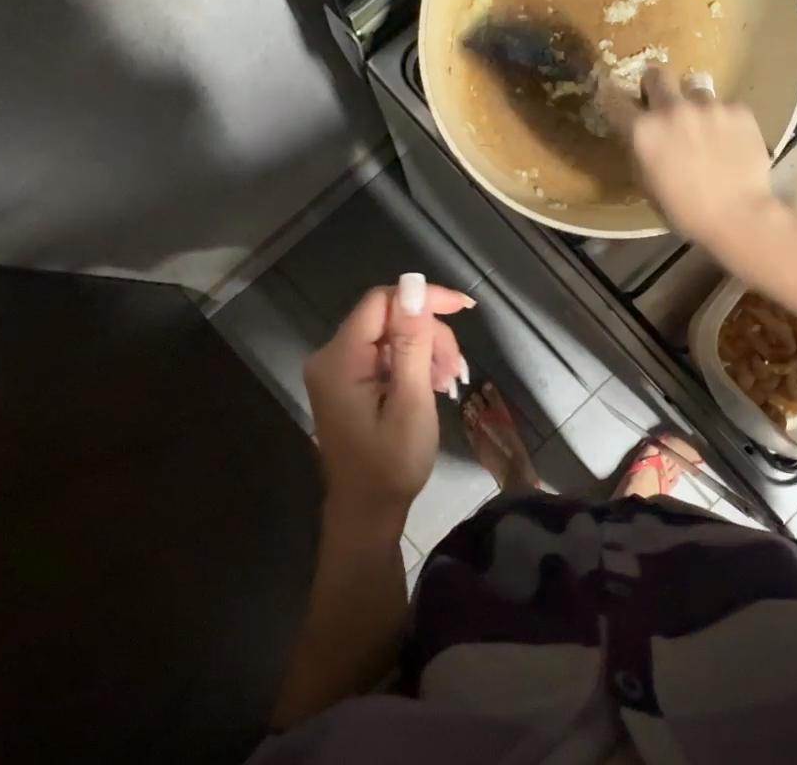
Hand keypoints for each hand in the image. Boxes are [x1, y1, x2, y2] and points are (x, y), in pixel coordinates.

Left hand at [302, 274, 473, 527]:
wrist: (366, 512)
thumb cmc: (391, 464)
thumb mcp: (410, 402)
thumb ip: (411, 341)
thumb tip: (414, 284)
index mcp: (339, 360)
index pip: (382, 302)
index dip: (424, 299)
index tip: (465, 310)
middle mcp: (331, 357)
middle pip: (388, 319)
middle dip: (429, 335)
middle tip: (457, 371)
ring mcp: (337, 370)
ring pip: (391, 336)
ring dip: (426, 352)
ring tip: (449, 383)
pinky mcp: (347, 383)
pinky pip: (384, 356)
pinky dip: (412, 366)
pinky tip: (433, 386)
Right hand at [629, 66, 782, 252]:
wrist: (738, 216)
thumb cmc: (685, 211)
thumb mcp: (647, 185)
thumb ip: (641, 152)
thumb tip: (642, 137)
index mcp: (643, 131)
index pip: (614, 99)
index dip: (613, 98)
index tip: (617, 100)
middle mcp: (673, 110)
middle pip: (657, 74)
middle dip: (655, 85)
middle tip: (661, 102)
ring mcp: (709, 106)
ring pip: (695, 89)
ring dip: (694, 104)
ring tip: (704, 128)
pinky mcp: (739, 110)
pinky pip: (725, 107)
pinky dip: (723, 120)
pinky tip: (730, 143)